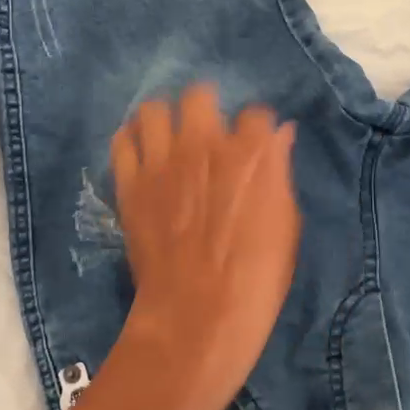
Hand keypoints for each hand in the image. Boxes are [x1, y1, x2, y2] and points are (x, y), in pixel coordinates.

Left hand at [110, 85, 299, 409]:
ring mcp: (161, 162)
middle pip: (199, 95)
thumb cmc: (257, 278)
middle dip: (207, 108)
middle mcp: (204, 145)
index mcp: (251, 154)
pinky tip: (142, 154)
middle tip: (208, 132)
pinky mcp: (130, 183)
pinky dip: (132, 141)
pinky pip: (122, 140)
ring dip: (165, 118)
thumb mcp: (287, 225)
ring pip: (153, 109)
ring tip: (169, 137)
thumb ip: (279, 173)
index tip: (255, 146)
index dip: (256, 130)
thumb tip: (281, 136)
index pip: (256, 114)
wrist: (198, 314)